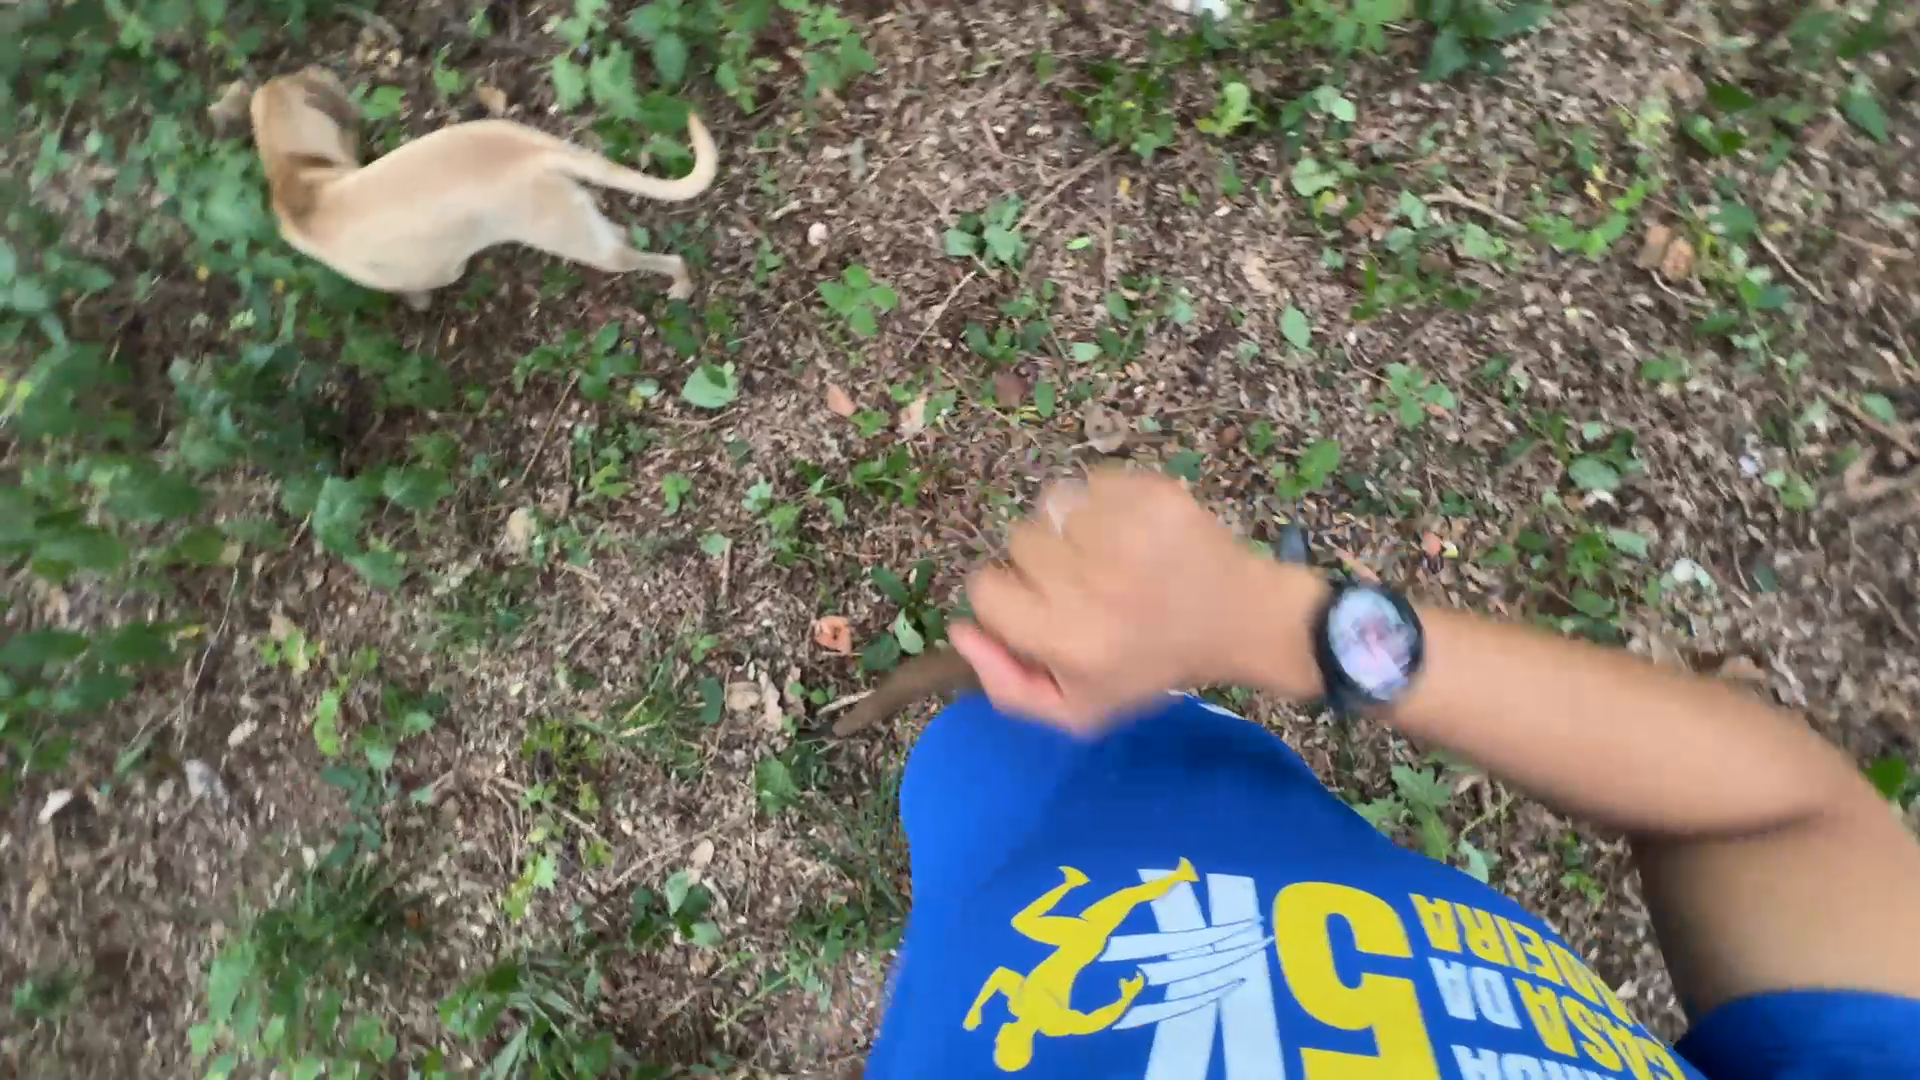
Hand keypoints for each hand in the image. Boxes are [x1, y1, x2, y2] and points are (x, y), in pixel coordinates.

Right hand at [951, 468, 1327, 732]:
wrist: (1239, 621)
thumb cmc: (1150, 666)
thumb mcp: (1077, 710)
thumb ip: (1007, 686)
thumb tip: (959, 630)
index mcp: (1066, 639)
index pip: (985, 590)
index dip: (1006, 596)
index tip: (1037, 603)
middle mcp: (1087, 583)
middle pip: (1017, 543)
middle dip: (1042, 562)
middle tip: (1085, 582)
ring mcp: (1121, 532)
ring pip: (1050, 507)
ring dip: (1070, 529)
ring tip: (1109, 554)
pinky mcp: (1149, 494)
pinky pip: (1088, 482)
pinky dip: (1100, 502)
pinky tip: (1130, 530)